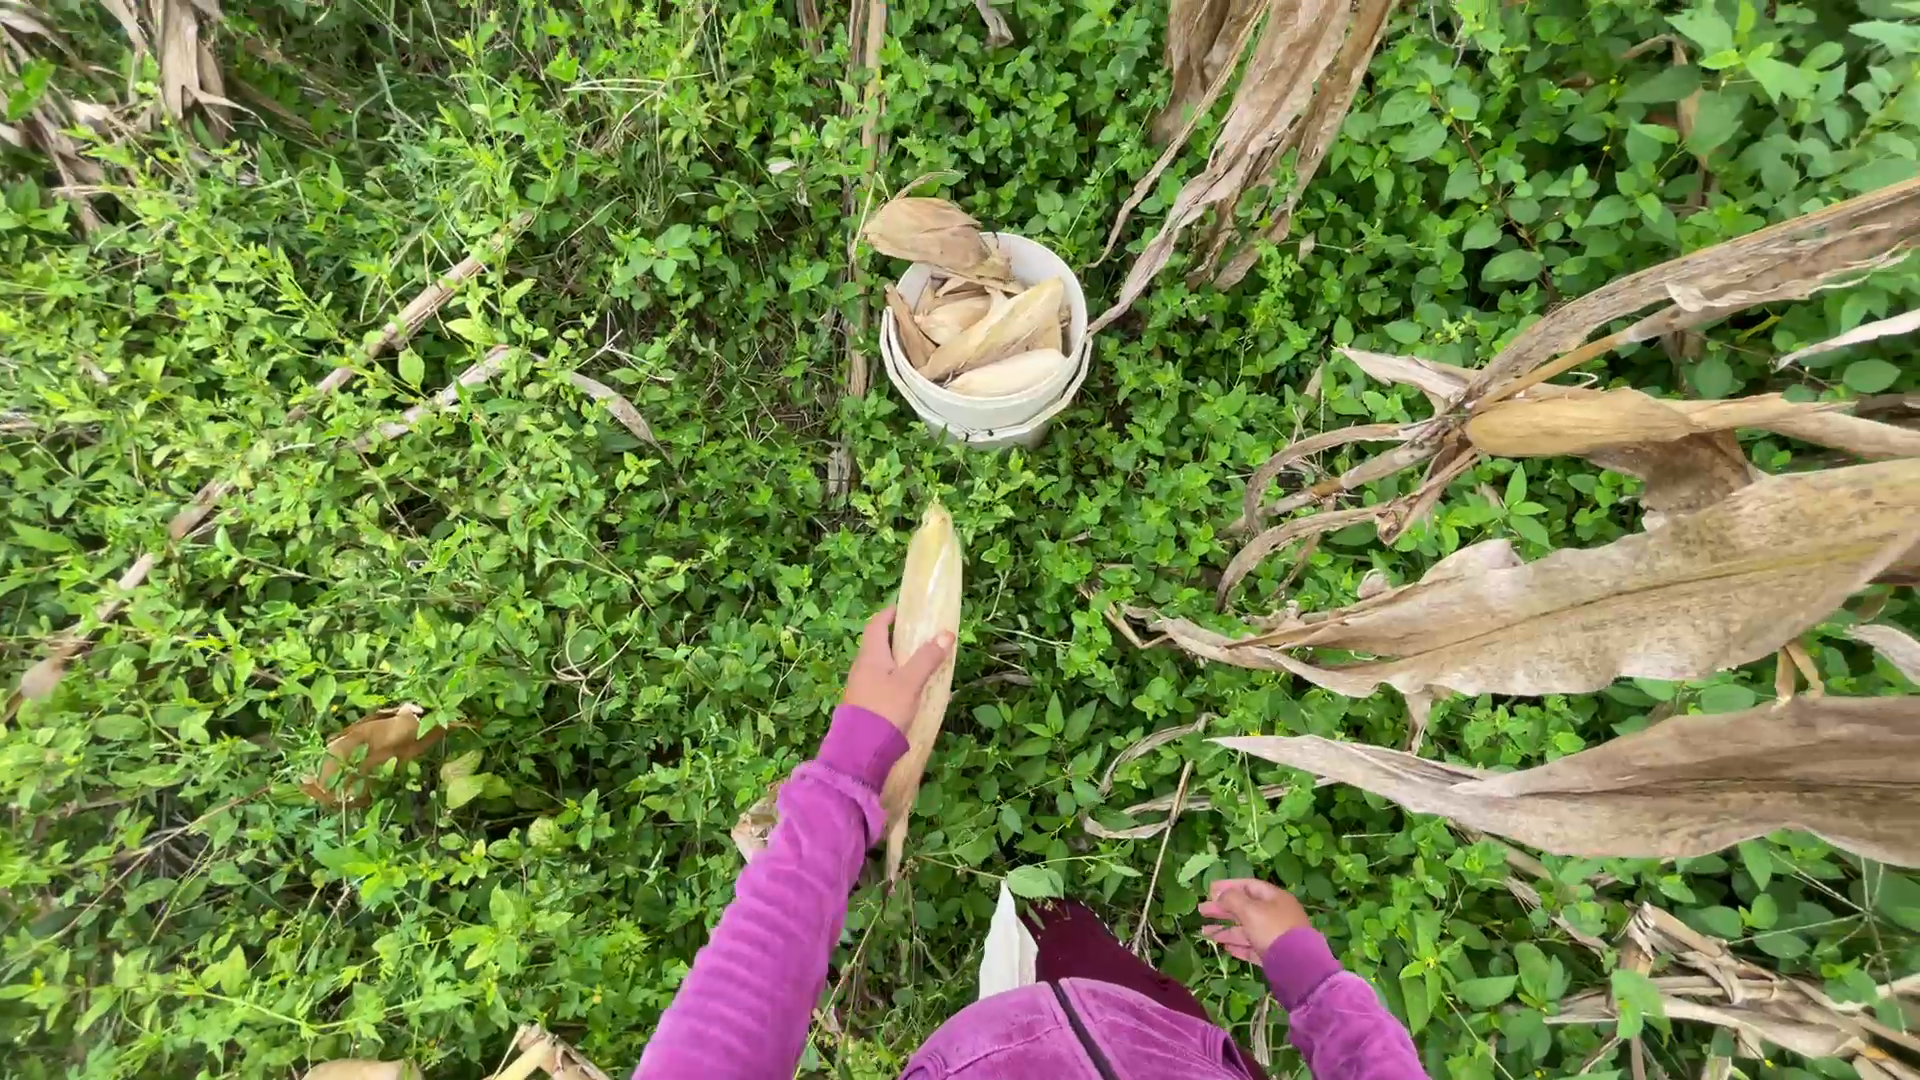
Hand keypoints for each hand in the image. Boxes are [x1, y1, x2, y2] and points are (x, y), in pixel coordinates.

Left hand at [841, 607, 955, 731]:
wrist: (861, 750)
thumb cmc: (885, 709)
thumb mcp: (910, 682)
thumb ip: (927, 658)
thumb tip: (946, 633)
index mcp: (871, 655)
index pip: (877, 625)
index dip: (889, 614)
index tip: (905, 609)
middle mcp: (862, 667)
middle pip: (878, 644)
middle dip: (897, 637)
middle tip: (920, 636)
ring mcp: (861, 686)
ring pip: (880, 664)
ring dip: (897, 659)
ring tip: (920, 662)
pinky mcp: (864, 704)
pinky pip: (880, 682)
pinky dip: (895, 678)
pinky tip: (910, 688)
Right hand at [1200, 878, 1311, 962]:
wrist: (1299, 969)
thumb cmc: (1273, 930)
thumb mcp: (1250, 910)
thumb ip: (1232, 899)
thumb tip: (1220, 894)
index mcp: (1274, 898)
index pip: (1248, 886)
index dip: (1228, 886)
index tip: (1209, 890)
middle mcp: (1275, 915)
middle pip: (1244, 908)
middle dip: (1222, 910)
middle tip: (1202, 910)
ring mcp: (1275, 936)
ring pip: (1245, 930)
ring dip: (1225, 930)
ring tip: (1205, 932)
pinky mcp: (1273, 956)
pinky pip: (1252, 947)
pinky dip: (1238, 946)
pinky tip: (1224, 947)